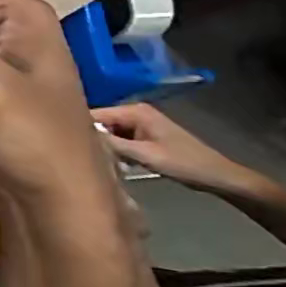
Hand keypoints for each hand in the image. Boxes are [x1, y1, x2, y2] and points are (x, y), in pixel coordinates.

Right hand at [90, 103, 257, 194]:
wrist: (217, 176)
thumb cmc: (183, 163)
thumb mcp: (145, 155)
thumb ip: (113, 144)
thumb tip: (81, 136)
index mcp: (135, 111)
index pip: (96, 114)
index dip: (81, 127)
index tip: (68, 145)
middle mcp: (135, 112)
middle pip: (101, 122)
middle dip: (93, 138)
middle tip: (85, 157)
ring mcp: (140, 124)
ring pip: (109, 132)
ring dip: (105, 146)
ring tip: (98, 162)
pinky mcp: (144, 135)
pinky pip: (120, 139)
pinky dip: (116, 150)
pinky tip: (115, 164)